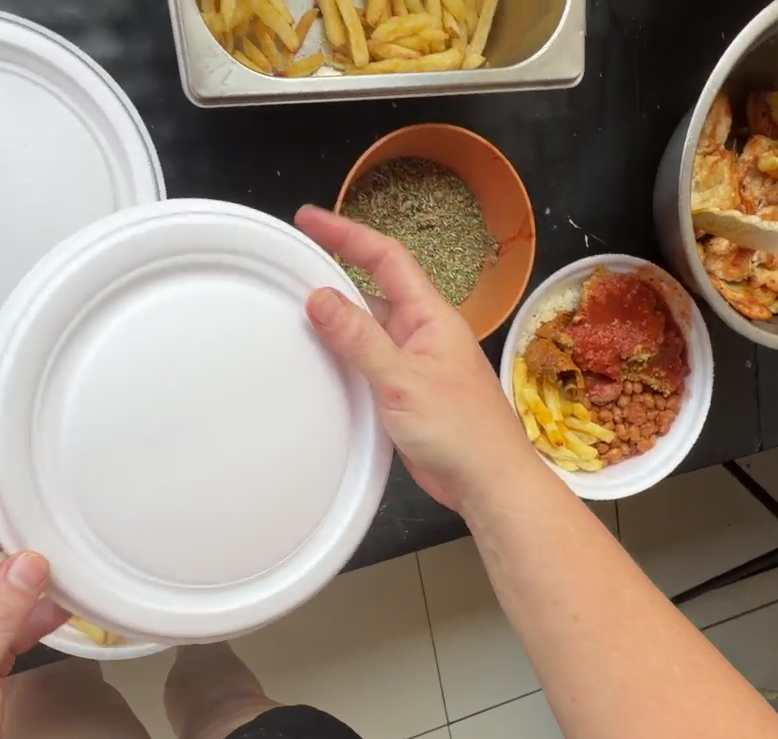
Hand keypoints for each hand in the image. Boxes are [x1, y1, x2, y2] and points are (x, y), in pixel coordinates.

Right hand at [295, 205, 539, 513]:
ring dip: (336, 322)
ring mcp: (413, 366)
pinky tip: (319, 364)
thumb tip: (320, 298)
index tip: (309, 219)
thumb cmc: (459, 429)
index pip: (387, 259)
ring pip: (368, 331)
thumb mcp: (402, 380)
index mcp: (430, 317)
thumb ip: (360, 339)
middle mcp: (421, 335)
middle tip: (291, 268)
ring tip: (293, 312)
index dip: (348, 234)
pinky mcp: (404, 396)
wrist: (486, 481)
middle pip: (373, 292)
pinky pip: (368, 365)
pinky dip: (342, 359)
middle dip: (335, 275)